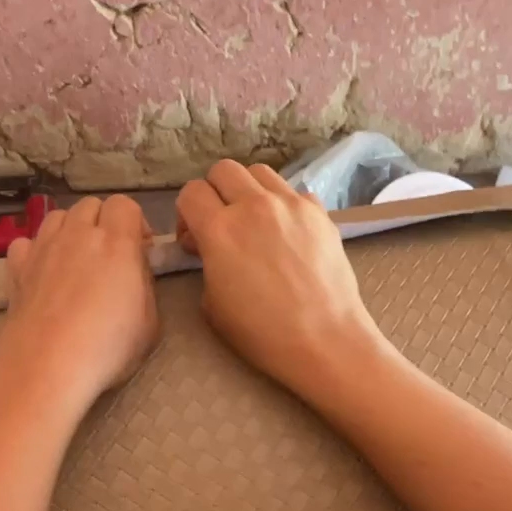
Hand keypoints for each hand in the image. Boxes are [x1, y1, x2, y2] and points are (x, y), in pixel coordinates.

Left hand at [0, 195, 158, 413]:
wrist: (48, 368)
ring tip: (78, 259)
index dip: (136, 223)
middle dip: (104, 222)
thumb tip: (134, 270)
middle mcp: (77, 235)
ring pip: (58, 217)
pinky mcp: (16, 268)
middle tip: (112, 255)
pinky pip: (26, 242)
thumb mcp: (150, 321)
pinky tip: (44, 272)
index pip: (125, 205)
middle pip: (90, 205)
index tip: (142, 249)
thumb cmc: (108, 348)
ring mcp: (42, 248)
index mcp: (116, 242)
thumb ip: (144, 284)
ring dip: (72, 230)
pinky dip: (37, 249)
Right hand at [176, 160, 391, 397]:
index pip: (191, 193)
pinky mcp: (320, 213)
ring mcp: (291, 205)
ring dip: (249, 191)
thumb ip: (206, 265)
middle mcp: (254, 205)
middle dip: (215, 193)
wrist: (325, 340)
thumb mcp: (213, 306)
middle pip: (224, 170)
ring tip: (255, 223)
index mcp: (220, 229)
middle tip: (222, 224)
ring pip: (260, 173)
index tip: (194, 240)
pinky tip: (287, 234)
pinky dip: (283, 205)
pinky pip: (294, 193)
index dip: (186, 215)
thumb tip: (210, 249)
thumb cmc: (263, 334)